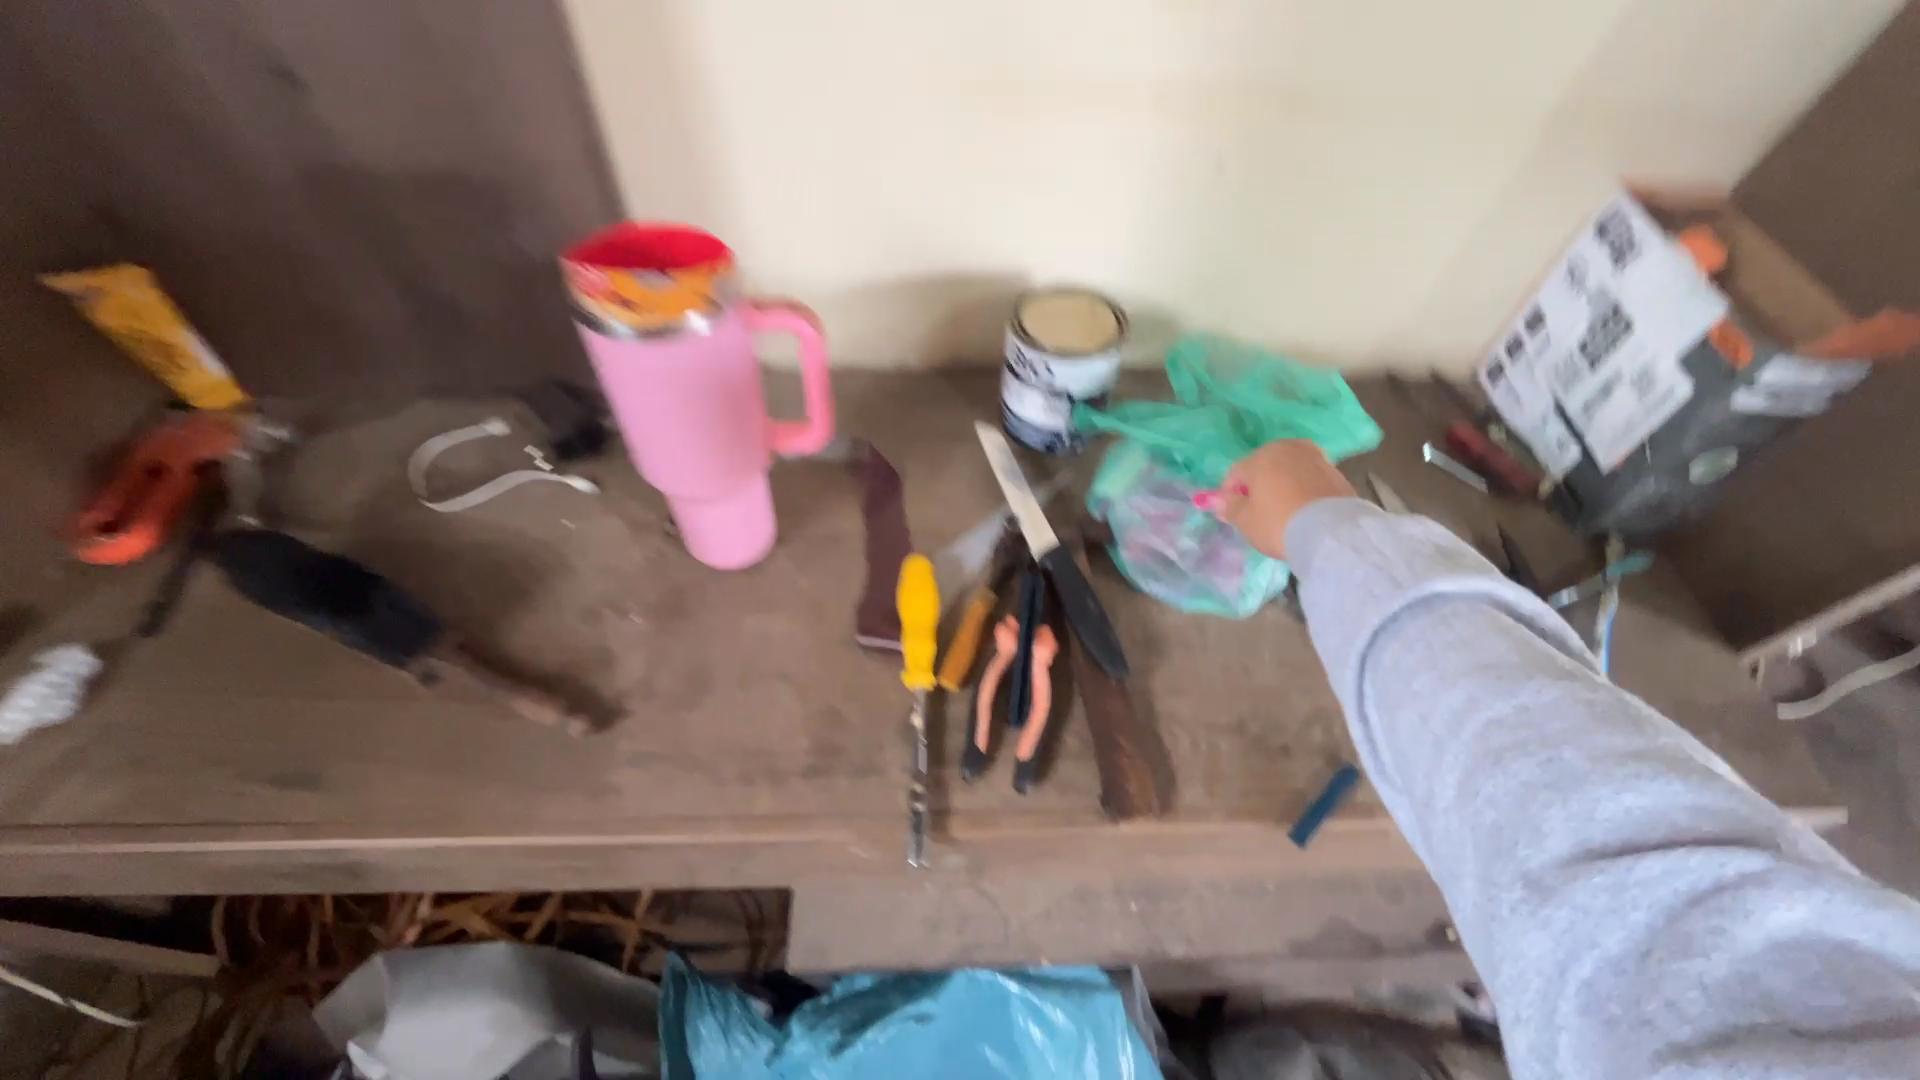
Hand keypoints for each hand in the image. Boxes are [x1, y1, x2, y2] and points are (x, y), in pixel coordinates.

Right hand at [1218, 440, 1354, 559]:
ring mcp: (1316, 459)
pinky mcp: (1336, 473)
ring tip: (1283, 513)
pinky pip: (1309, 481)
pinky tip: (1302, 512)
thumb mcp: (1245, 521)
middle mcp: (1288, 449)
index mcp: (1261, 456)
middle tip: (1257, 513)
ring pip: (1288, 472)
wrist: (1331, 532)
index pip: (1235, 473)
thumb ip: (1230, 507)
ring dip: (1281, 487)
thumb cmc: (1278, 523)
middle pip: (1264, 467)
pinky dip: (1302, 492)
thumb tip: (1218, 500)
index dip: (1229, 495)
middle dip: (1258, 486)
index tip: (1231, 516)